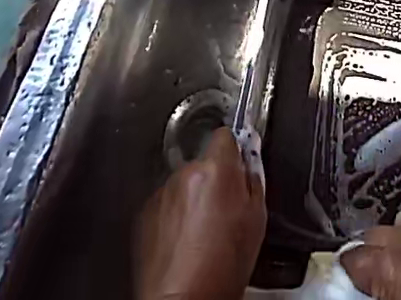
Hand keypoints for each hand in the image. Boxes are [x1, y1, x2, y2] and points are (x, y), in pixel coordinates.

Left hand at [134, 127, 266, 299]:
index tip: (238, 160)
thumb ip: (253, 179)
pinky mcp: (144, 216)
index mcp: (216, 168)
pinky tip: (185, 241)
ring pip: (185, 184)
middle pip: (204, 162)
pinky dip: (175, 216)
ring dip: (193, 197)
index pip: (225, 135)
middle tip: (224, 207)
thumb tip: (249, 163)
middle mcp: (186, 174)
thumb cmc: (222, 266)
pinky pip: (167, 204)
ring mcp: (162, 195)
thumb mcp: (257, 216)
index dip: (234, 148)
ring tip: (203, 230)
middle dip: (214, 178)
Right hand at [339, 212, 400, 299]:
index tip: (341, 284)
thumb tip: (360, 290)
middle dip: (368, 255)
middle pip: (374, 235)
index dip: (343, 271)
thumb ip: (374, 292)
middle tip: (366, 282)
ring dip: (396, 244)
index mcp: (391, 262)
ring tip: (396, 271)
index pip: (350, 256)